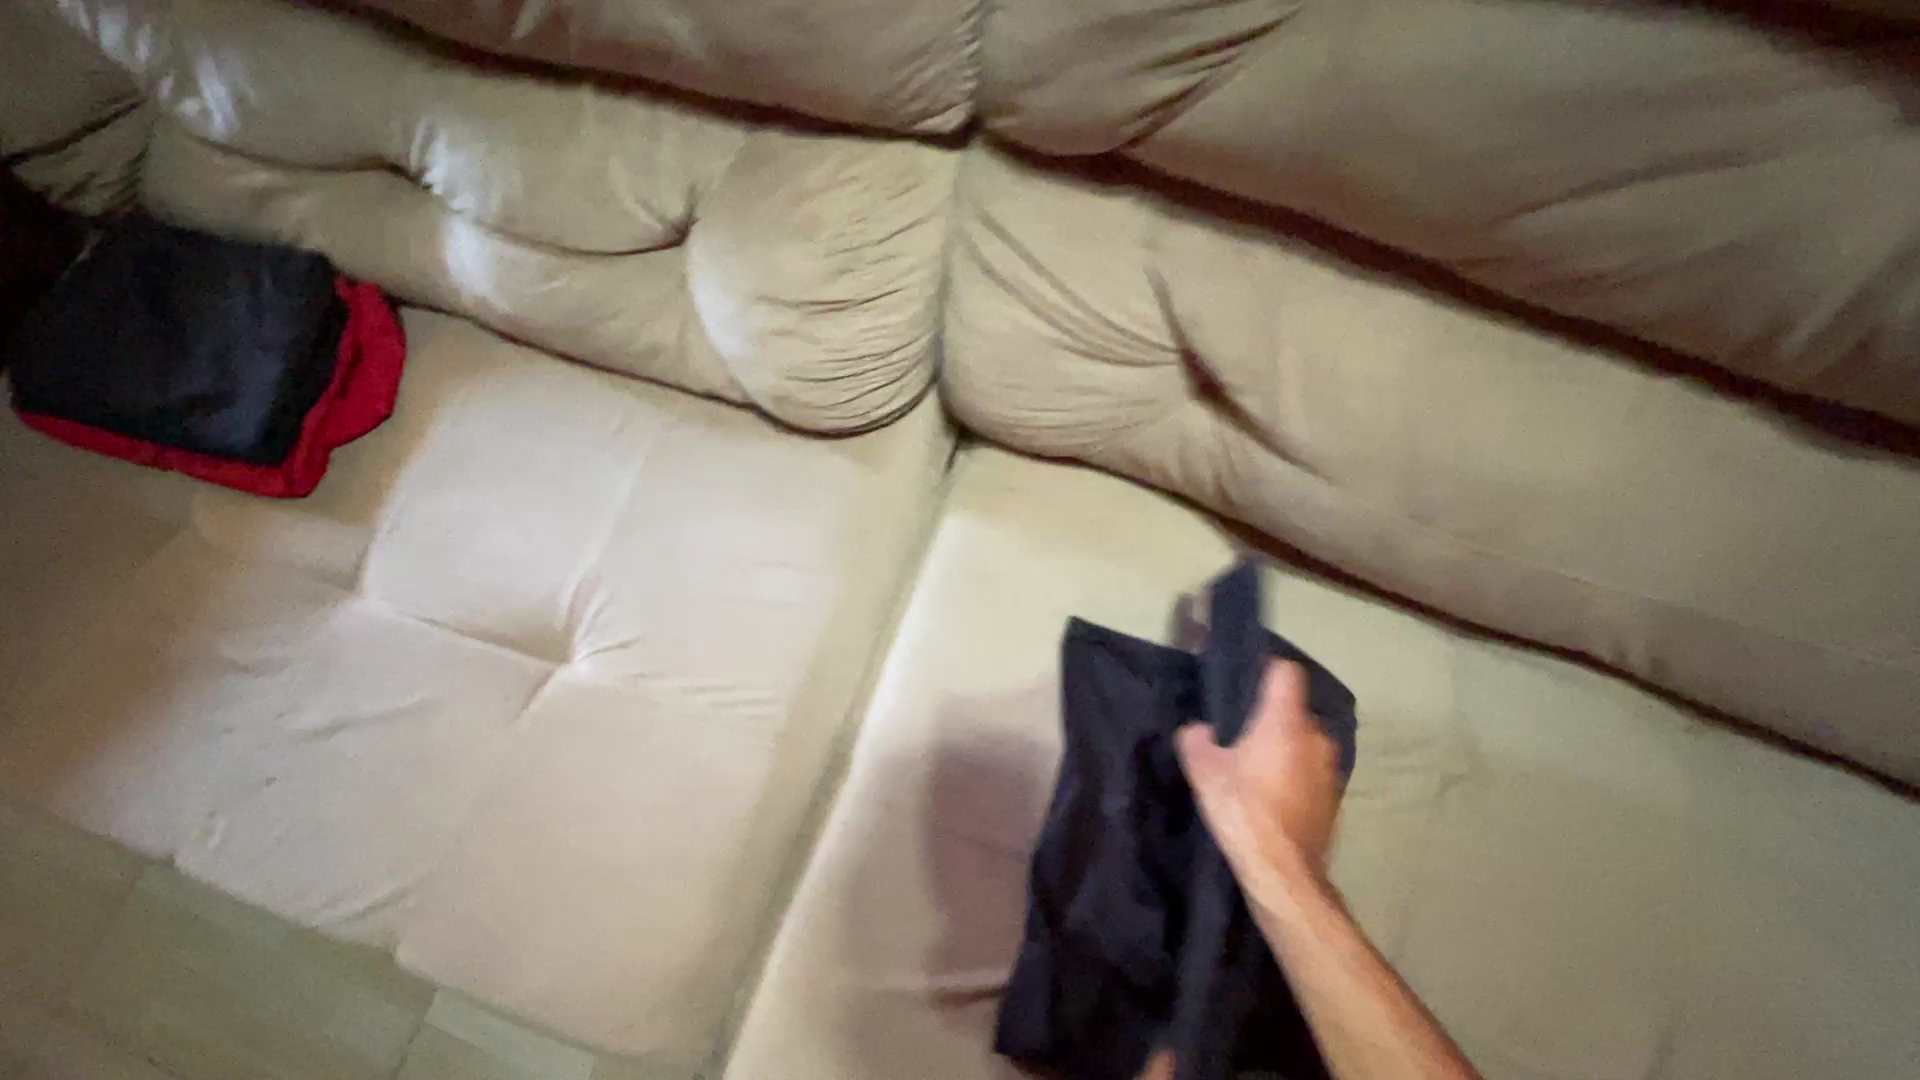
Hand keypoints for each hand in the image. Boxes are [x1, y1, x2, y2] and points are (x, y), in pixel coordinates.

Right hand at [1176, 659, 1344, 880]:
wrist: (1282, 870)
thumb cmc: (1243, 809)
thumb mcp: (1203, 771)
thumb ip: (1196, 739)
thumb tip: (1200, 730)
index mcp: (1285, 721)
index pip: (1285, 672)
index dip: (1263, 669)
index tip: (1243, 681)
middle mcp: (1315, 736)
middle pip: (1291, 709)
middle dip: (1268, 716)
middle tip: (1238, 733)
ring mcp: (1329, 767)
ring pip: (1302, 741)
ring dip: (1282, 747)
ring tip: (1254, 767)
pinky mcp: (1333, 795)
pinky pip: (1309, 769)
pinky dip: (1293, 773)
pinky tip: (1271, 794)